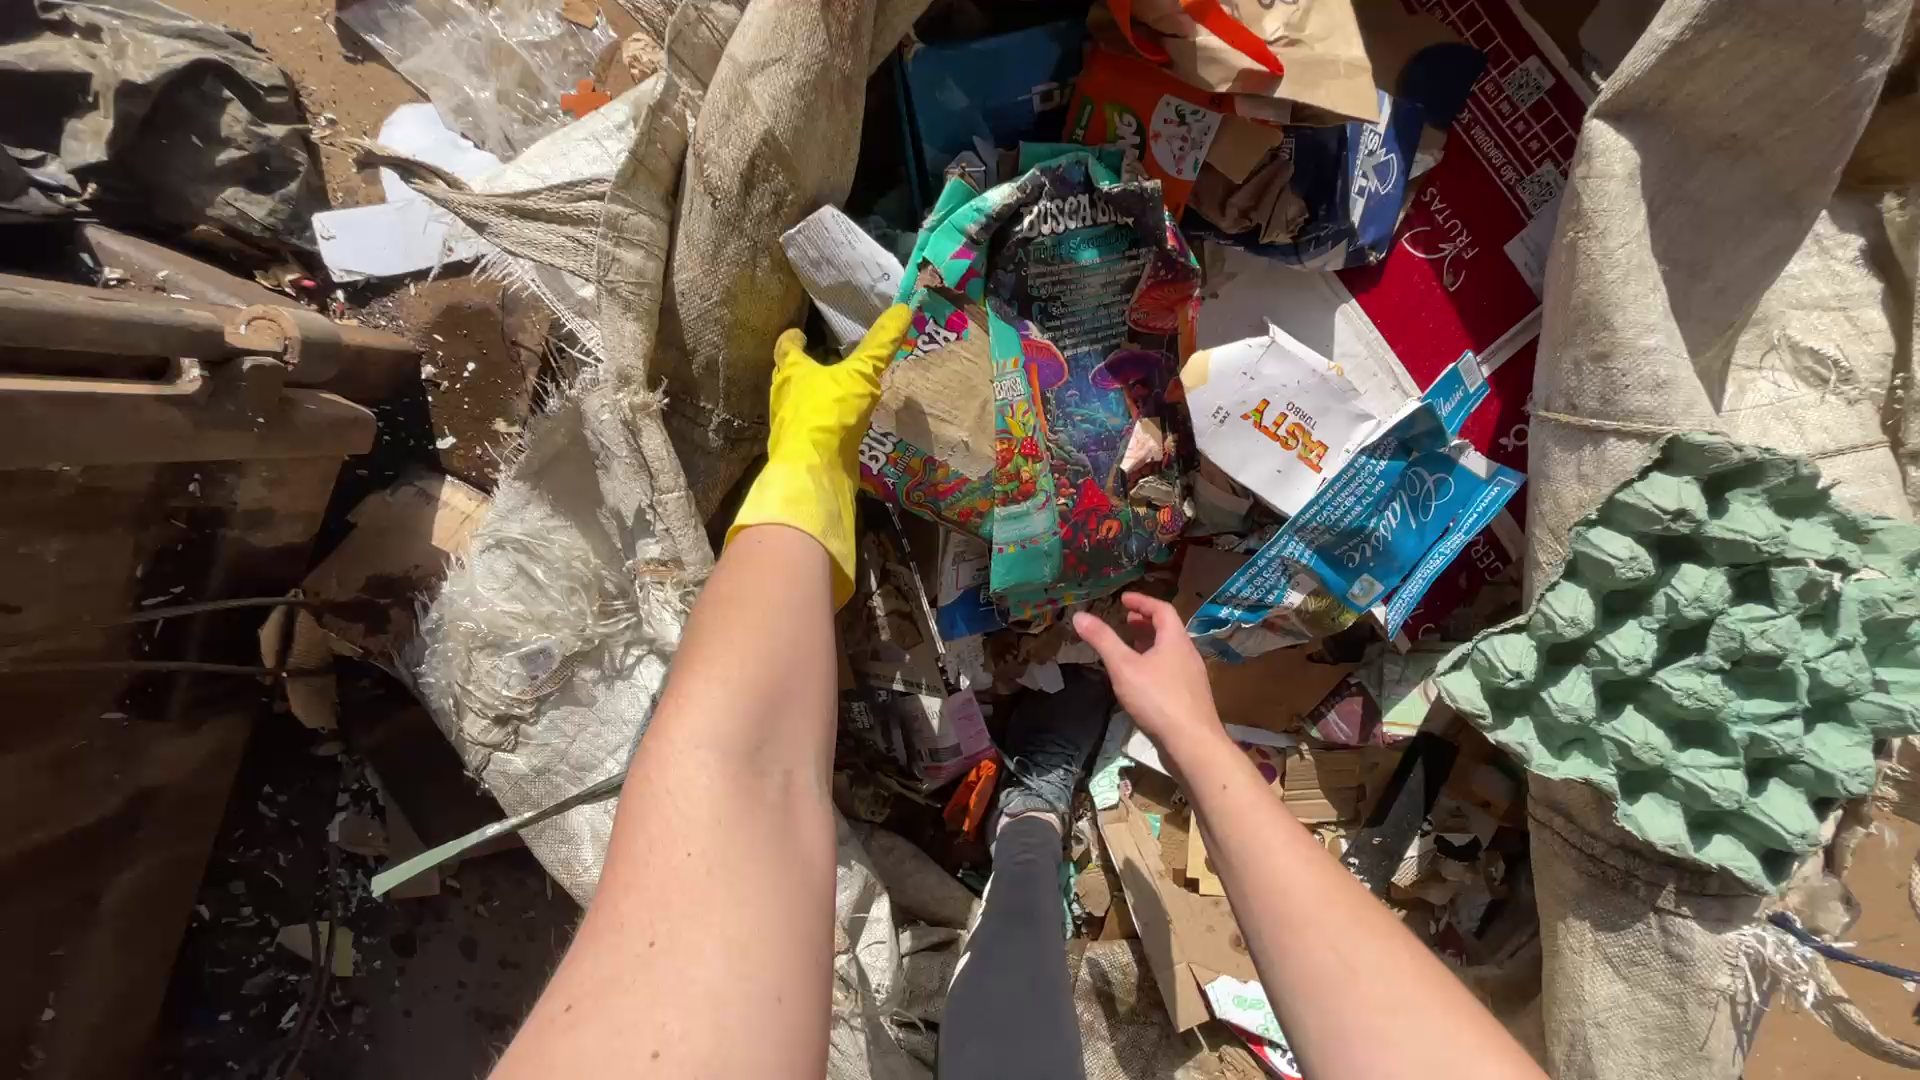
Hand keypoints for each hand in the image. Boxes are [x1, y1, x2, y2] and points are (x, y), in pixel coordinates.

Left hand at [727, 305, 912, 607]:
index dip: (793, 338)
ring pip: (797, 405)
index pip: (786, 346)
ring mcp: (789, 427)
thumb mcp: (861, 374)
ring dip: (811, 399)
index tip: (799, 334)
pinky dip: (822, 427)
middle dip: (800, 370)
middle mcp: (783, 397)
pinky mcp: (802, 452)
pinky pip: (812, 432)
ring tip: (833, 394)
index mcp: (791, 371)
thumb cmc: (829, 413)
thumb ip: (880, 344)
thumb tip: (904, 307)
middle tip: (818, 362)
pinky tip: (840, 430)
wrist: (814, 470)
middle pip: (787, 377)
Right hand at [1072, 593, 1225, 759]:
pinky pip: (1172, 670)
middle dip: (1145, 622)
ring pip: (1170, 652)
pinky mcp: (1190, 698)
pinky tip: (1141, 681)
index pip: (1162, 609)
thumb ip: (1102, 640)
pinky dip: (1155, 664)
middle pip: (1168, 629)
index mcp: (1175, 640)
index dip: (1142, 601)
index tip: (1123, 599)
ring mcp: (1192, 678)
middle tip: (1125, 621)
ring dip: (1150, 644)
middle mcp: (1188, 654)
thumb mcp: (1123, 667)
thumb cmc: (1157, 700)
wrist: (1192, 744)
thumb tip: (1079, 615)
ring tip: (1129, 649)